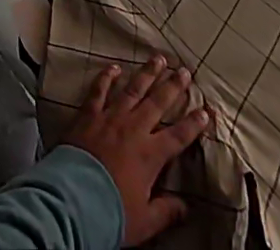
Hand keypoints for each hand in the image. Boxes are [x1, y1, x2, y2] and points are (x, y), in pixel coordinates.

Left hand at [62, 55, 210, 246]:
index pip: (179, 136)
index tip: (205, 111)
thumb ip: (166, 212)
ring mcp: (110, 118)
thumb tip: (186, 209)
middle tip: (184, 71)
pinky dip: (106, 77)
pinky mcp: (89, 114)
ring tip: (158, 59)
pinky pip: (99, 90)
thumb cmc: (111, 211)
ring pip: (133, 90)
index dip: (194, 124)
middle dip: (173, 86)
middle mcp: (134, 129)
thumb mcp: (145, 221)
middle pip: (158, 103)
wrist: (74, 199)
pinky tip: (114, 67)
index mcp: (150, 154)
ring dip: (147, 74)